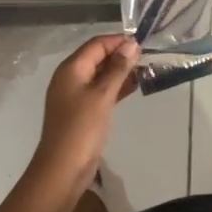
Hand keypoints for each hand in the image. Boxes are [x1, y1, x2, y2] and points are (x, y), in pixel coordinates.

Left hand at [36, 35, 139, 177]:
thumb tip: (132, 44)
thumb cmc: (81, 128)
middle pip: (98, 57)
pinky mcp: (84, 110)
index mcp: (71, 69)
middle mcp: (72, 77)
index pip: (97, 44)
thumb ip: (118, 68)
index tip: (143, 44)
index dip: (119, 41)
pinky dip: (117, 87)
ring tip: (146, 70)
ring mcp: (77, 95)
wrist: (63, 169)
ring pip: (102, 74)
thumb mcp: (102, 95)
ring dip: (122, 71)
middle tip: (148, 58)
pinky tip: (136, 87)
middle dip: (122, 55)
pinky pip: (102, 90)